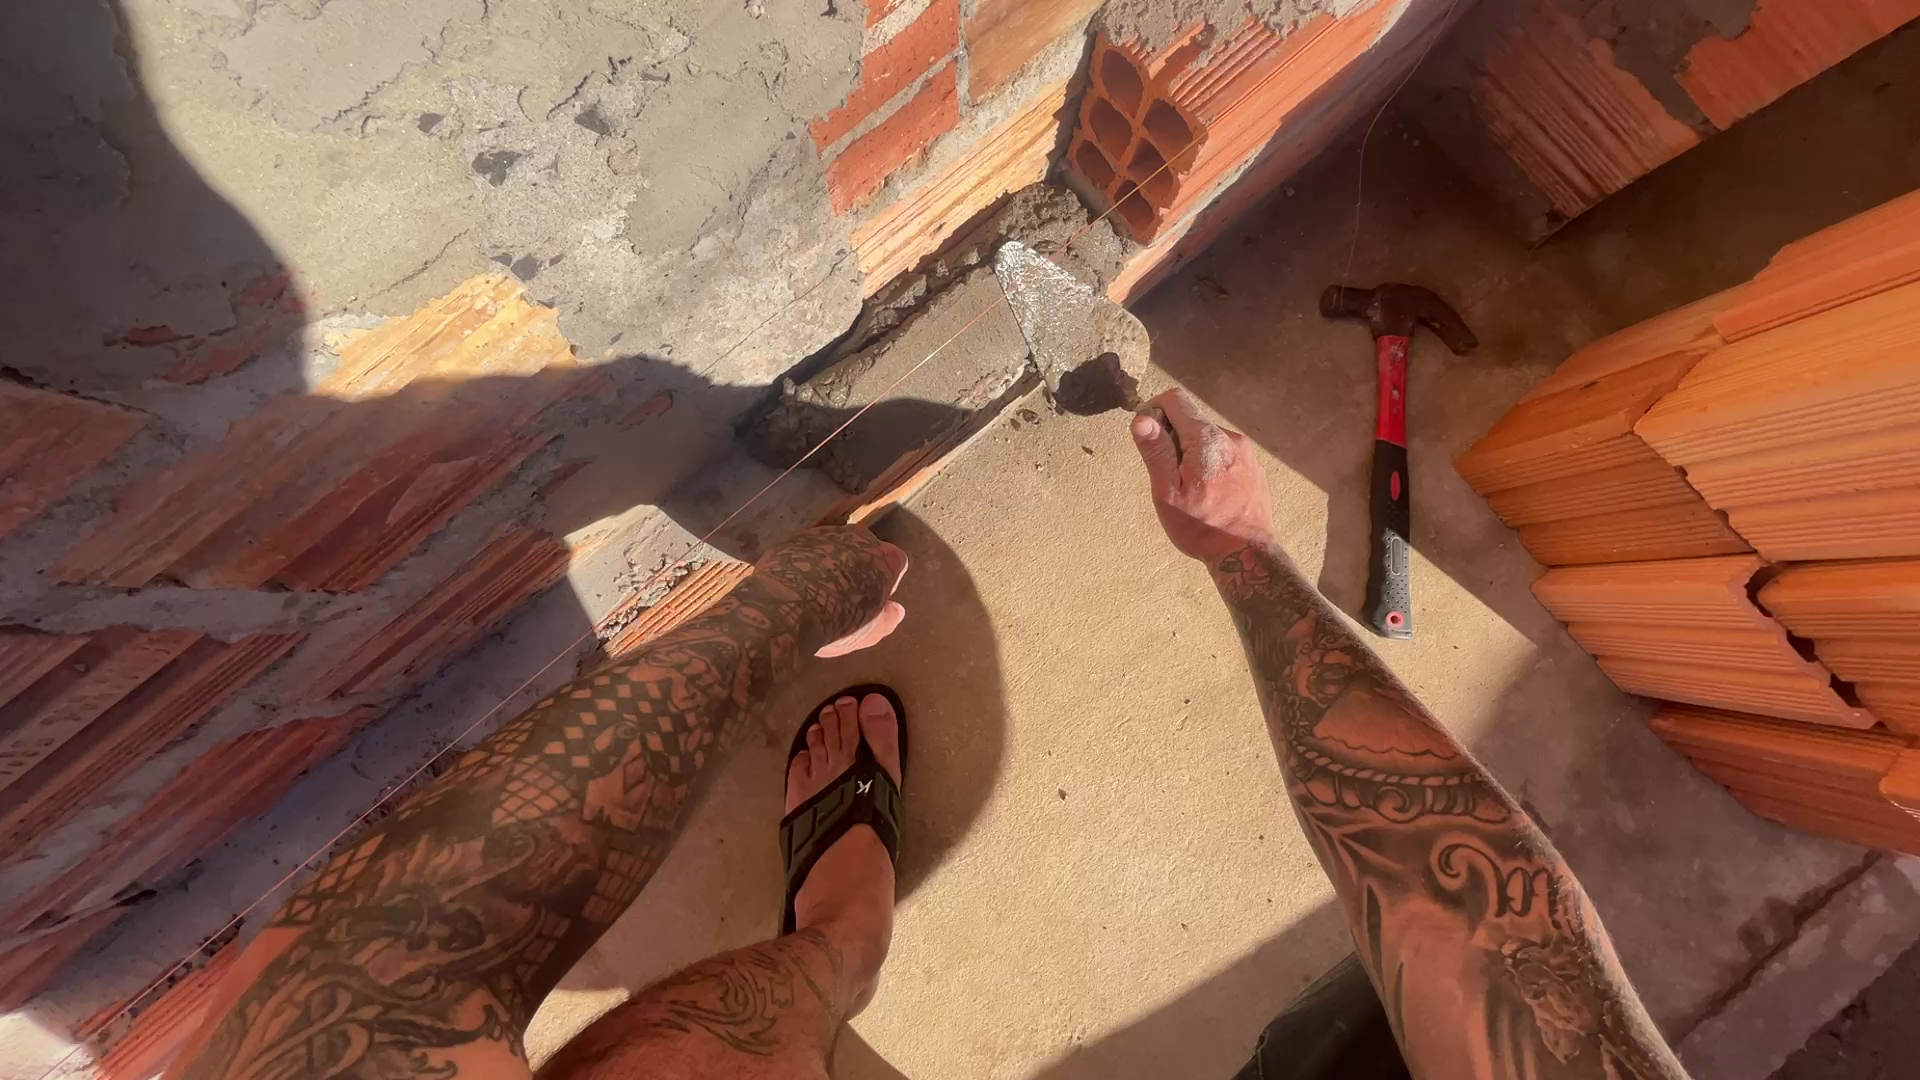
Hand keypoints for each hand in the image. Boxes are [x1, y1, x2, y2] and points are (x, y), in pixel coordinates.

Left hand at [751, 527, 908, 656]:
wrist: (785, 607)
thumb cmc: (837, 622)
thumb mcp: (870, 632)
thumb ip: (888, 619)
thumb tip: (896, 610)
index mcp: (886, 559)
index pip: (896, 563)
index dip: (886, 581)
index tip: (874, 599)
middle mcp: (861, 538)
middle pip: (866, 550)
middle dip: (859, 568)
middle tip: (846, 597)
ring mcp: (827, 533)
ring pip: (836, 547)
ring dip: (831, 563)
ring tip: (817, 592)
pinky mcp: (797, 537)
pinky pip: (808, 549)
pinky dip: (806, 562)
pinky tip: (796, 585)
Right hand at [1131, 389, 1275, 563]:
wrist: (1246, 553)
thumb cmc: (1200, 526)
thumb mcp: (1167, 492)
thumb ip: (1156, 452)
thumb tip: (1141, 418)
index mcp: (1205, 439)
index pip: (1175, 399)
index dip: (1154, 411)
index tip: (1148, 438)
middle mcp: (1229, 437)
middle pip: (1191, 418)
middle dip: (1171, 437)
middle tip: (1165, 474)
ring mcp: (1245, 451)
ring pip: (1206, 437)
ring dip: (1189, 452)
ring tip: (1187, 488)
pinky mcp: (1252, 466)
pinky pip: (1222, 452)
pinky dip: (1207, 462)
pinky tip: (1207, 492)